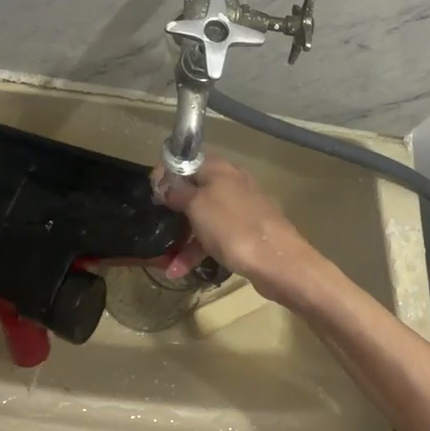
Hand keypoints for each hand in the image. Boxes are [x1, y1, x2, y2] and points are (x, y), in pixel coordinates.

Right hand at [153, 157, 322, 303]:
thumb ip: (178, 191)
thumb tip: (164, 183)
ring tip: (163, 258)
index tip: (151, 190)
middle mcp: (230, 184)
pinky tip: (179, 270)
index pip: (187, 160)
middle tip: (154, 222)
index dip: (167, 172)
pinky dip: (197, 250)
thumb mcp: (198, 205)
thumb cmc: (233, 227)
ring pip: (203, 216)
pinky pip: (213, 237)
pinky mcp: (244, 234)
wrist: (278, 262)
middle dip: (172, 207)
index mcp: (220, 170)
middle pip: (194, 189)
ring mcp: (239, 210)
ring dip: (182, 235)